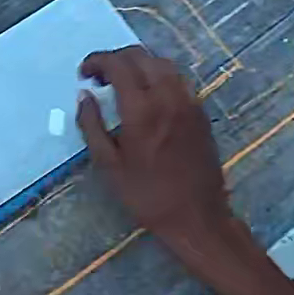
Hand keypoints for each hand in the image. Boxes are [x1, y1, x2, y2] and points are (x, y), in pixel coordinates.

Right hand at [77, 49, 293, 294]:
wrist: (211, 238)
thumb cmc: (158, 214)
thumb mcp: (115, 177)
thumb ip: (98, 133)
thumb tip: (89, 101)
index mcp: (152, 115)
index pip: (123, 66)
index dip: (99, 61)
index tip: (82, 71)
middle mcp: (179, 105)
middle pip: (146, 58)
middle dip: (118, 56)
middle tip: (96, 73)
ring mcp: (197, 113)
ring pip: (168, 67)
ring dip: (141, 65)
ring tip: (119, 83)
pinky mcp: (207, 125)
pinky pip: (180, 85)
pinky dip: (159, 80)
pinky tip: (147, 101)